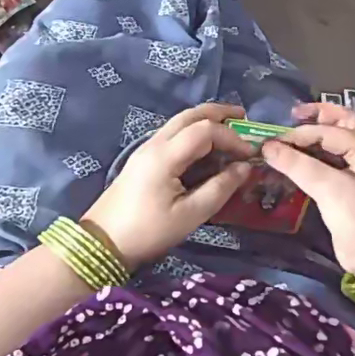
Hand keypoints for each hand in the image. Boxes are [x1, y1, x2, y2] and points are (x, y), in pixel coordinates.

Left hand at [84, 103, 255, 269]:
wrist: (103, 242)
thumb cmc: (148, 231)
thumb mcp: (190, 215)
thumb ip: (220, 188)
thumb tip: (244, 168)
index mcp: (165, 155)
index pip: (205, 130)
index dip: (231, 137)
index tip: (250, 154)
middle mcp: (154, 144)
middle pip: (190, 115)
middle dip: (219, 113)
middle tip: (245, 119)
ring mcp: (146, 149)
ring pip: (179, 123)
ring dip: (206, 121)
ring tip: (231, 130)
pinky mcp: (143, 159)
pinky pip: (173, 136)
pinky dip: (194, 134)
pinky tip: (207, 148)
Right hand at [261, 102, 354, 277]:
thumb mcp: (330, 190)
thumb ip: (299, 165)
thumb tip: (268, 146)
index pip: (329, 130)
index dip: (300, 133)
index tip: (272, 142)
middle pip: (342, 124)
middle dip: (317, 117)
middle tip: (291, 117)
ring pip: (337, 142)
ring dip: (315, 135)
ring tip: (289, 137)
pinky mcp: (350, 188)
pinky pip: (331, 161)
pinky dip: (314, 155)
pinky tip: (296, 160)